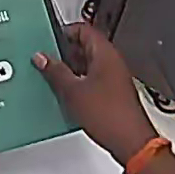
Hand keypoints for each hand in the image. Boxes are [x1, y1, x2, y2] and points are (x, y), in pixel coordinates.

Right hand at [35, 22, 158, 164]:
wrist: (131, 144)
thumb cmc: (110, 116)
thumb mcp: (72, 90)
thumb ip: (55, 71)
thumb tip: (42, 58)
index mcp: (105, 54)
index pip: (83, 29)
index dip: (65, 31)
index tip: (49, 39)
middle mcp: (113, 63)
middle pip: (86, 46)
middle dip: (65, 51)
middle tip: (49, 58)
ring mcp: (115, 78)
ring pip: (89, 63)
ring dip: (71, 68)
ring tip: (55, 76)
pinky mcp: (114, 94)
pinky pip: (93, 79)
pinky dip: (79, 81)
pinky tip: (68, 93)